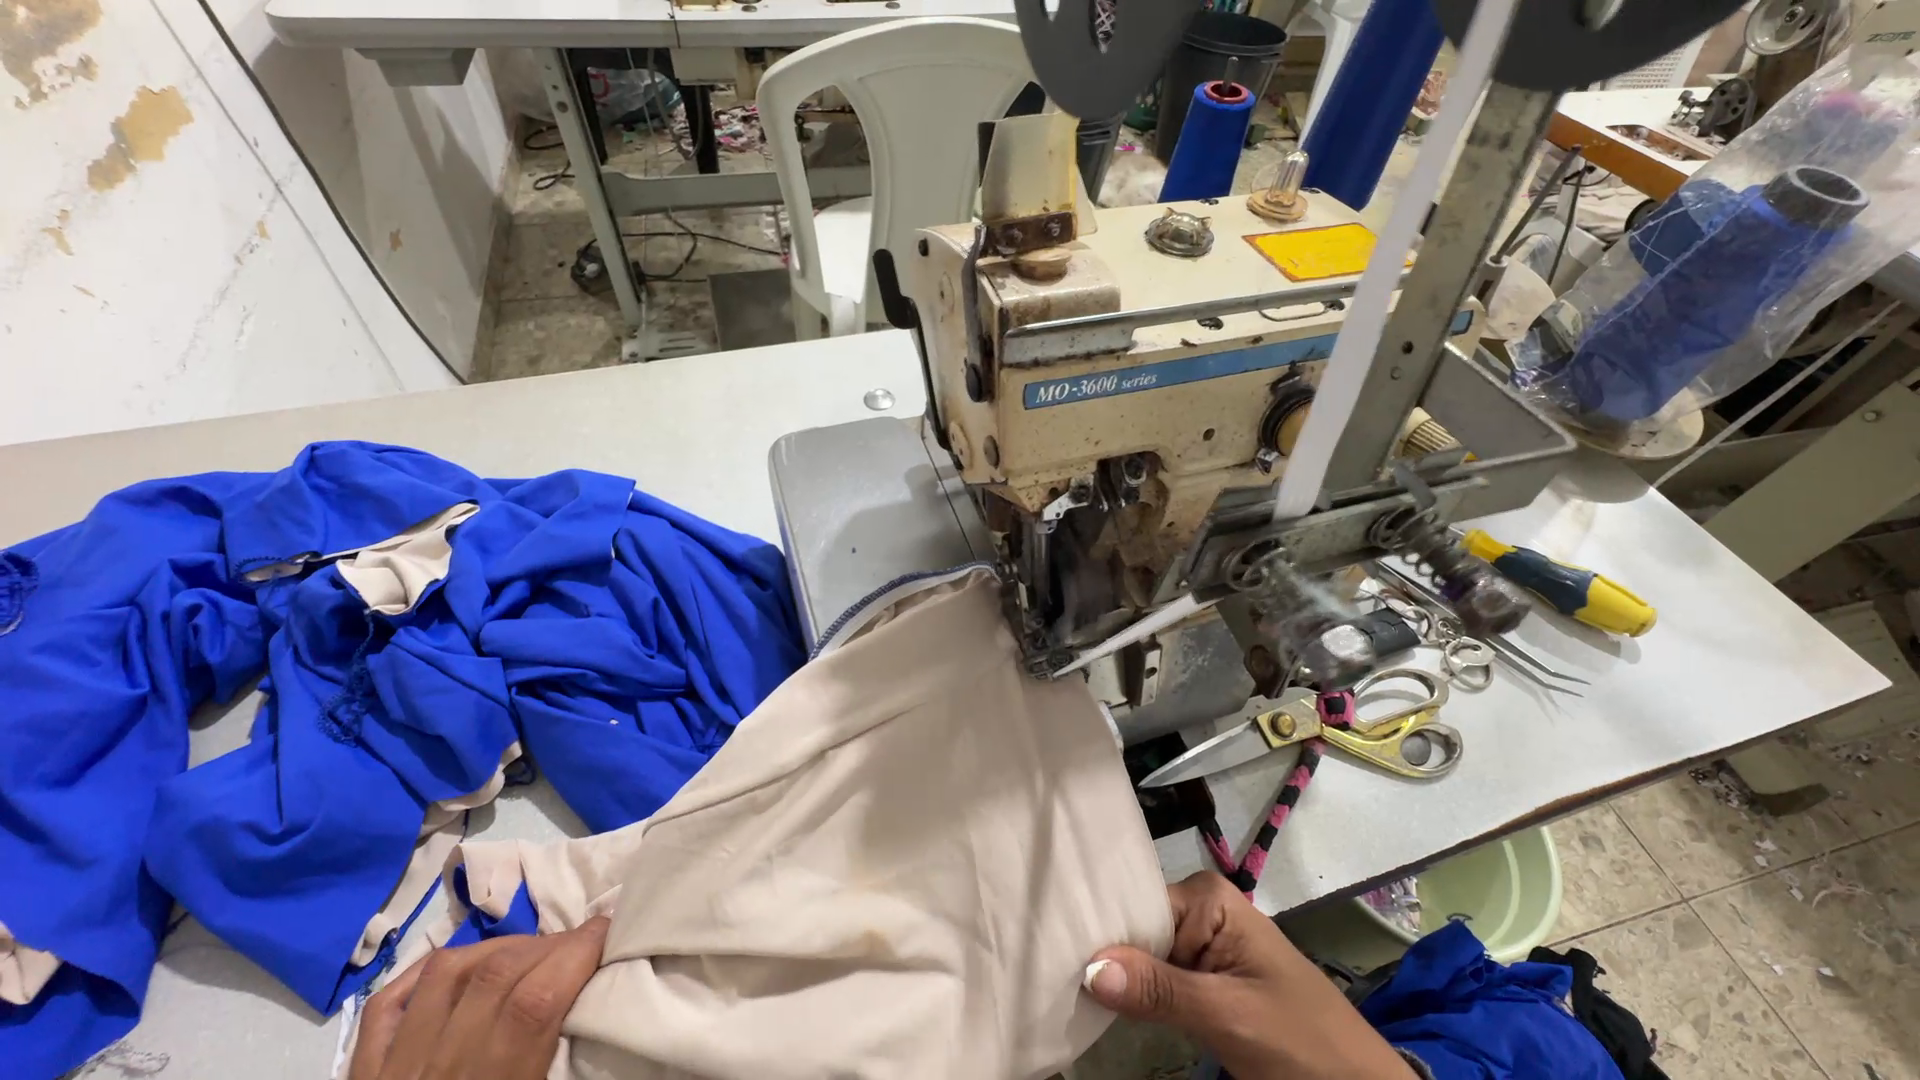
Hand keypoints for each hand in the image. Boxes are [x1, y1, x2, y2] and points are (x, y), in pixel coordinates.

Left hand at [349, 917, 609, 1079]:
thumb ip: (565, 1061)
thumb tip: (606, 995)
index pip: (533, 1004)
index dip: (577, 953)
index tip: (608, 930)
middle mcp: (437, 1072)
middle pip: (494, 978)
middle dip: (549, 943)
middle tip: (581, 938)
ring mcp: (391, 1071)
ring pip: (444, 975)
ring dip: (497, 948)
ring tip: (529, 950)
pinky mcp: (362, 1074)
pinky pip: (386, 1006)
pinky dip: (424, 973)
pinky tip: (457, 965)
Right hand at [1083, 874, 1413, 1079]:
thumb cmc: (1303, 1042)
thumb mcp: (1229, 1016)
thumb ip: (1161, 990)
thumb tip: (1089, 967)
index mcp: (1210, 898)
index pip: (1135, 905)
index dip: (1099, 932)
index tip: (1054, 950)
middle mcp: (1201, 910)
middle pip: (1134, 927)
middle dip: (1103, 956)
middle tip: (1051, 973)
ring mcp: (1202, 944)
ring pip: (1140, 956)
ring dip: (1114, 978)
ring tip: (1066, 988)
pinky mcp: (1202, 979)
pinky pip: (1155, 979)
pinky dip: (1133, 995)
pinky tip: (1101, 1003)